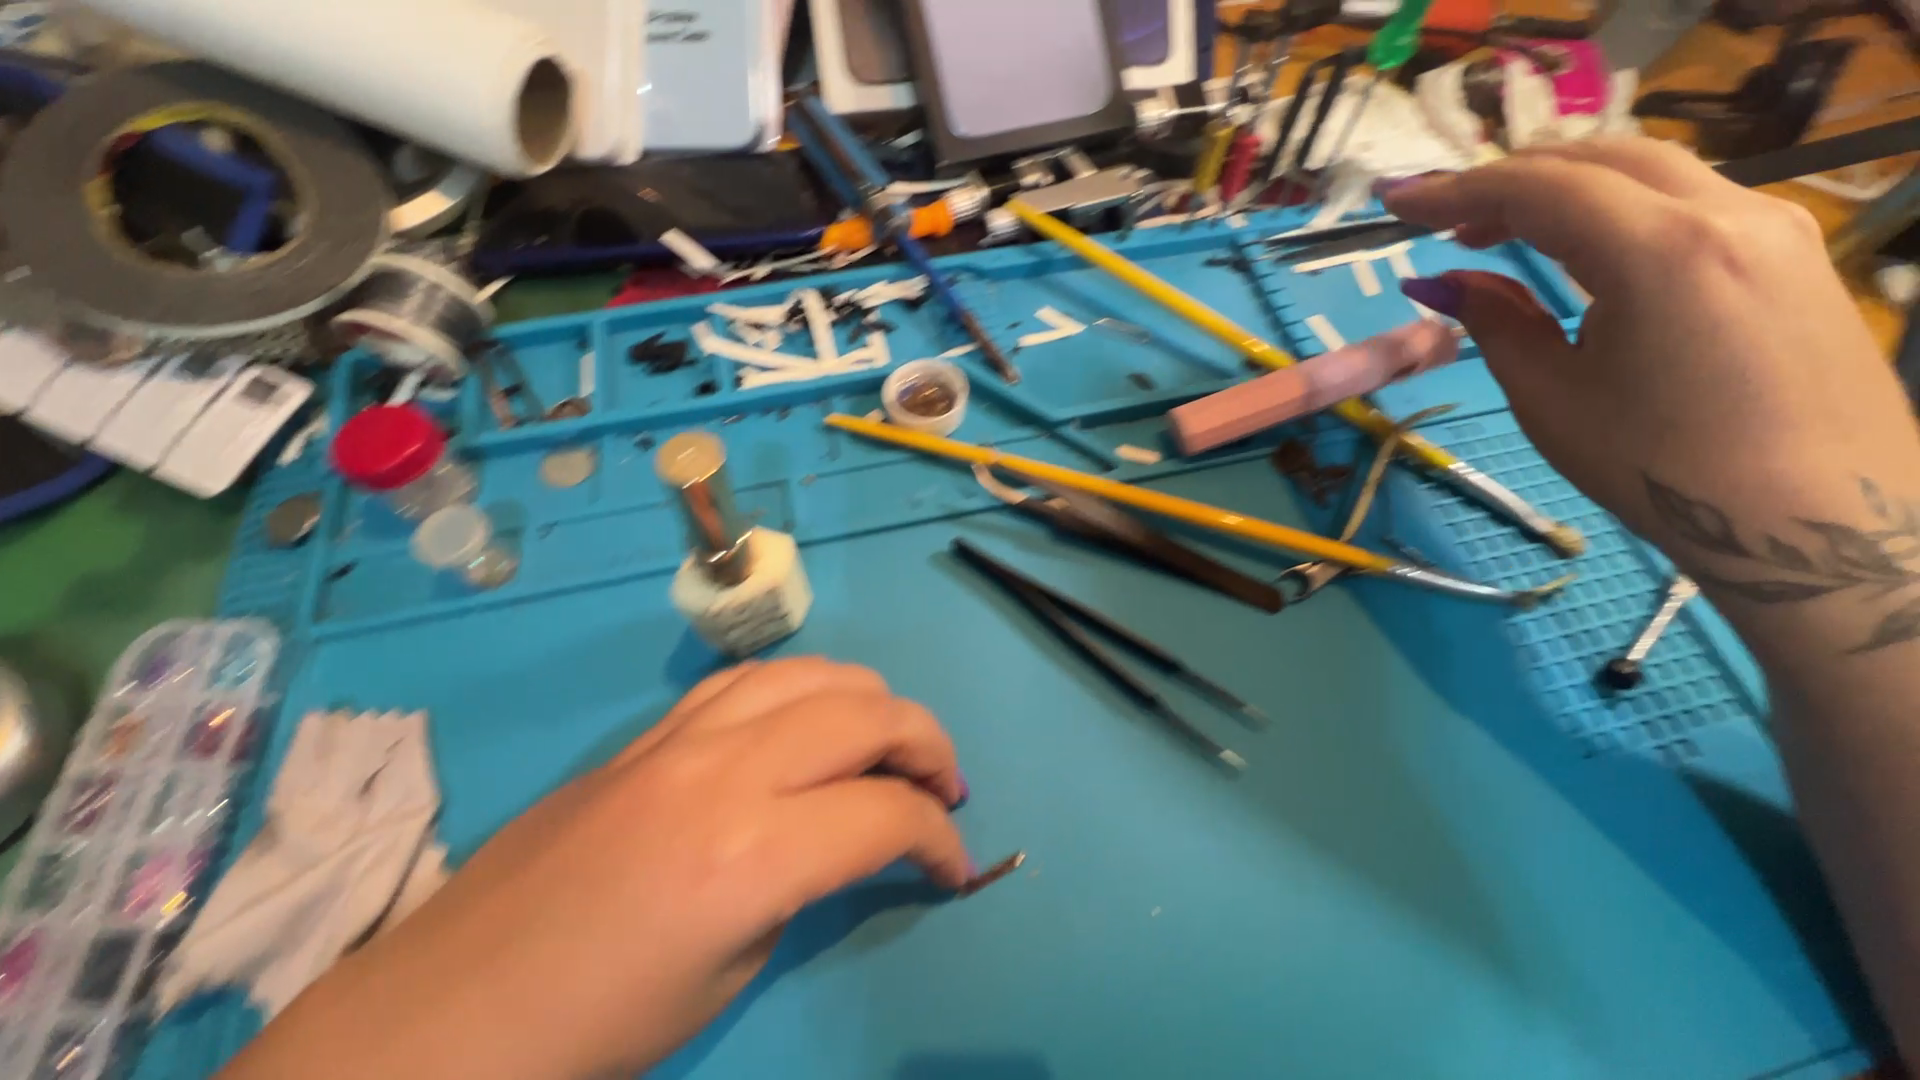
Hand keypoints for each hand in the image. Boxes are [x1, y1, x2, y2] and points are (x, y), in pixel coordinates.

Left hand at [221, 658, 972, 1079]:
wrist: (446, 1016)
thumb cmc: (597, 1028)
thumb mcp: (731, 972)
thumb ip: (806, 887)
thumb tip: (855, 844)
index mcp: (752, 855)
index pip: (888, 813)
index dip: (940, 839)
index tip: (954, 866)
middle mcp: (725, 771)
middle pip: (865, 712)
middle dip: (928, 744)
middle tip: (945, 789)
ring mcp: (680, 738)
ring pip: (809, 673)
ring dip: (869, 699)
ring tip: (888, 739)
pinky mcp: (645, 734)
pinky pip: (743, 681)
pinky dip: (799, 689)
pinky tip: (805, 719)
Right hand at [1381, 138, 1918, 572]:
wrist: (1814, 518)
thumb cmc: (1660, 467)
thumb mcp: (1551, 396)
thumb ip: (1496, 321)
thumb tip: (1441, 284)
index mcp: (1661, 250)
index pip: (1540, 188)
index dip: (1457, 190)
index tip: (1397, 204)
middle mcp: (1728, 212)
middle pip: (1599, 158)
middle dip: (1511, 179)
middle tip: (1445, 220)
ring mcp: (1772, 226)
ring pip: (1649, 172)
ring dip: (1564, 190)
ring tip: (1500, 234)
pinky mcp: (1791, 251)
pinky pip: (1687, 202)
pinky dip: (1615, 209)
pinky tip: (1580, 252)